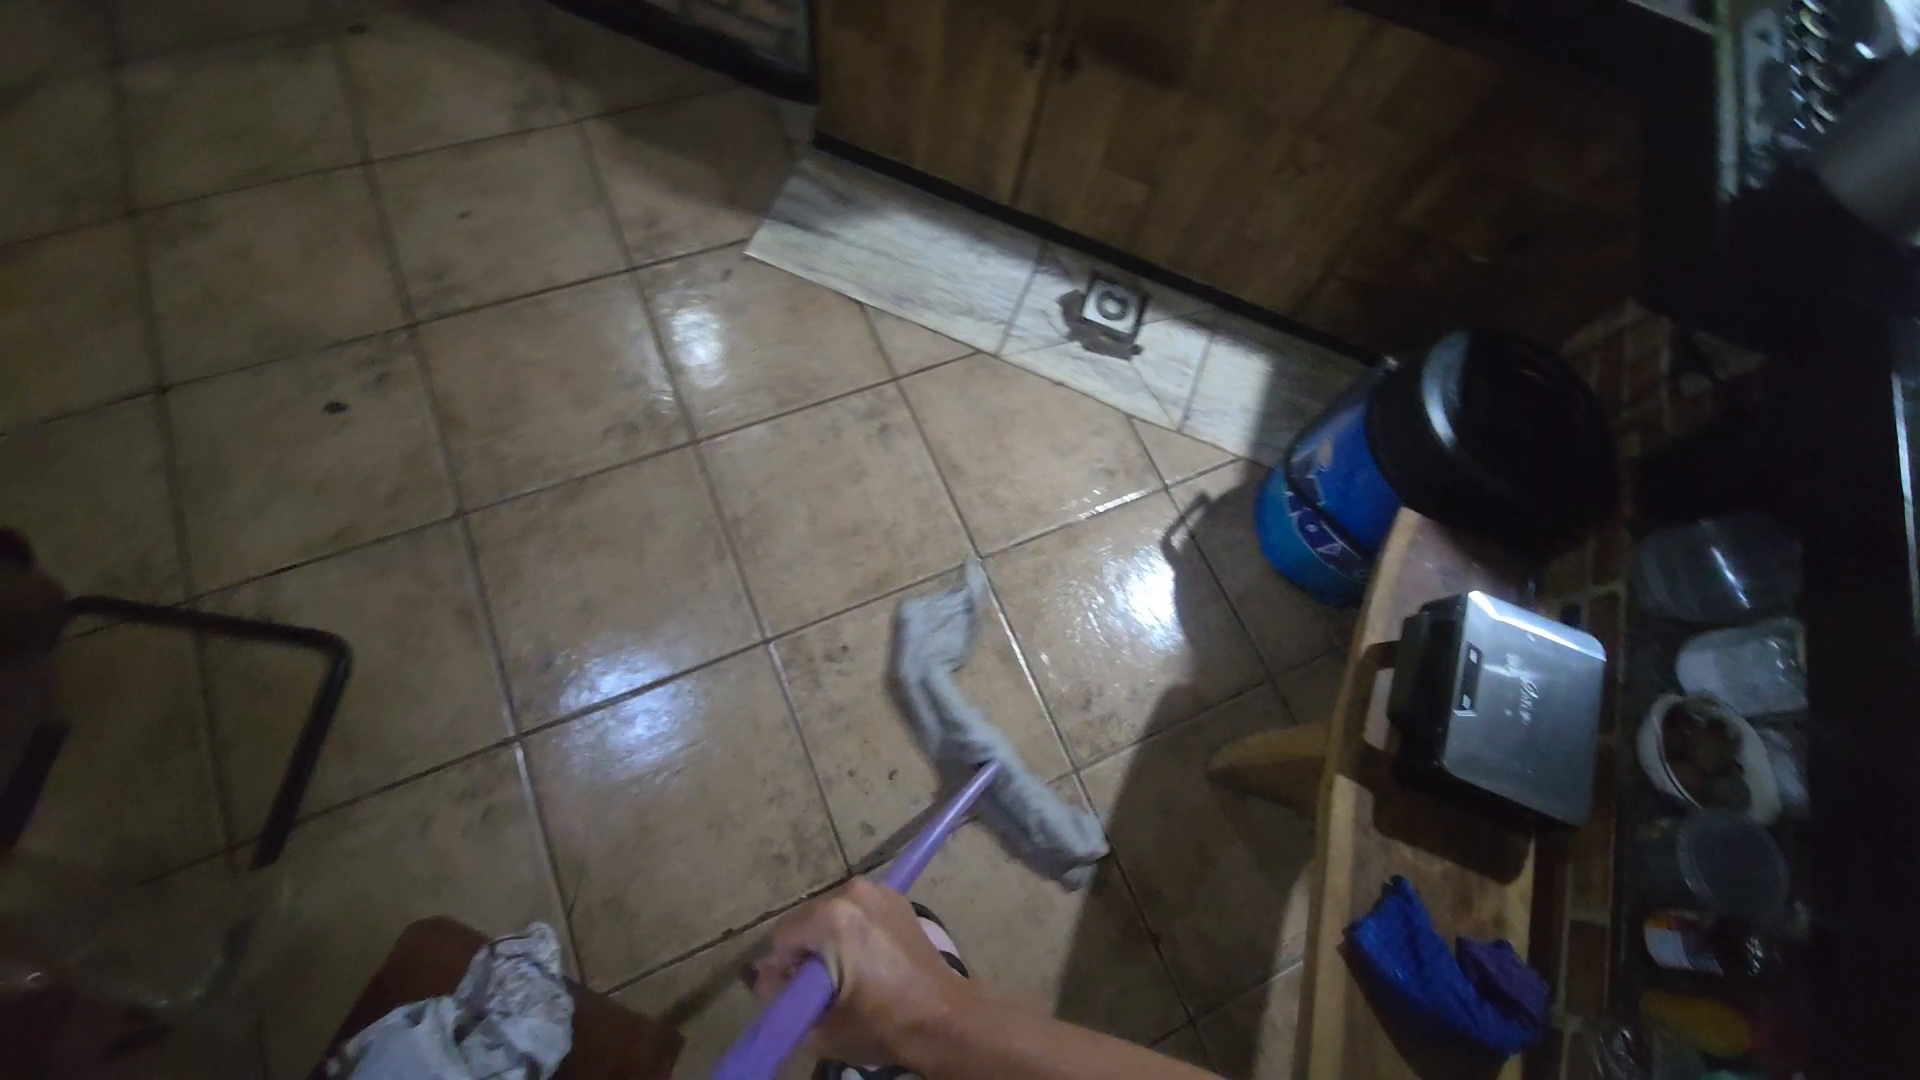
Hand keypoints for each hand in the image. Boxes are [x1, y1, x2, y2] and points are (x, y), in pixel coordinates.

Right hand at [747, 879, 976, 1066]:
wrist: (942, 1016)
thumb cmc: (881, 1023)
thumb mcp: (820, 1024)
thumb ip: (781, 1000)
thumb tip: (764, 981)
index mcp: (832, 918)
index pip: (781, 937)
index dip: (781, 969)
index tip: (796, 994)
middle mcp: (853, 892)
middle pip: (807, 920)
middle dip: (805, 952)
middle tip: (819, 988)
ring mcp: (878, 889)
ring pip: (831, 913)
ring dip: (828, 940)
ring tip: (845, 975)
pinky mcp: (896, 897)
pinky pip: (857, 910)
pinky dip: (853, 930)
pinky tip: (866, 960)